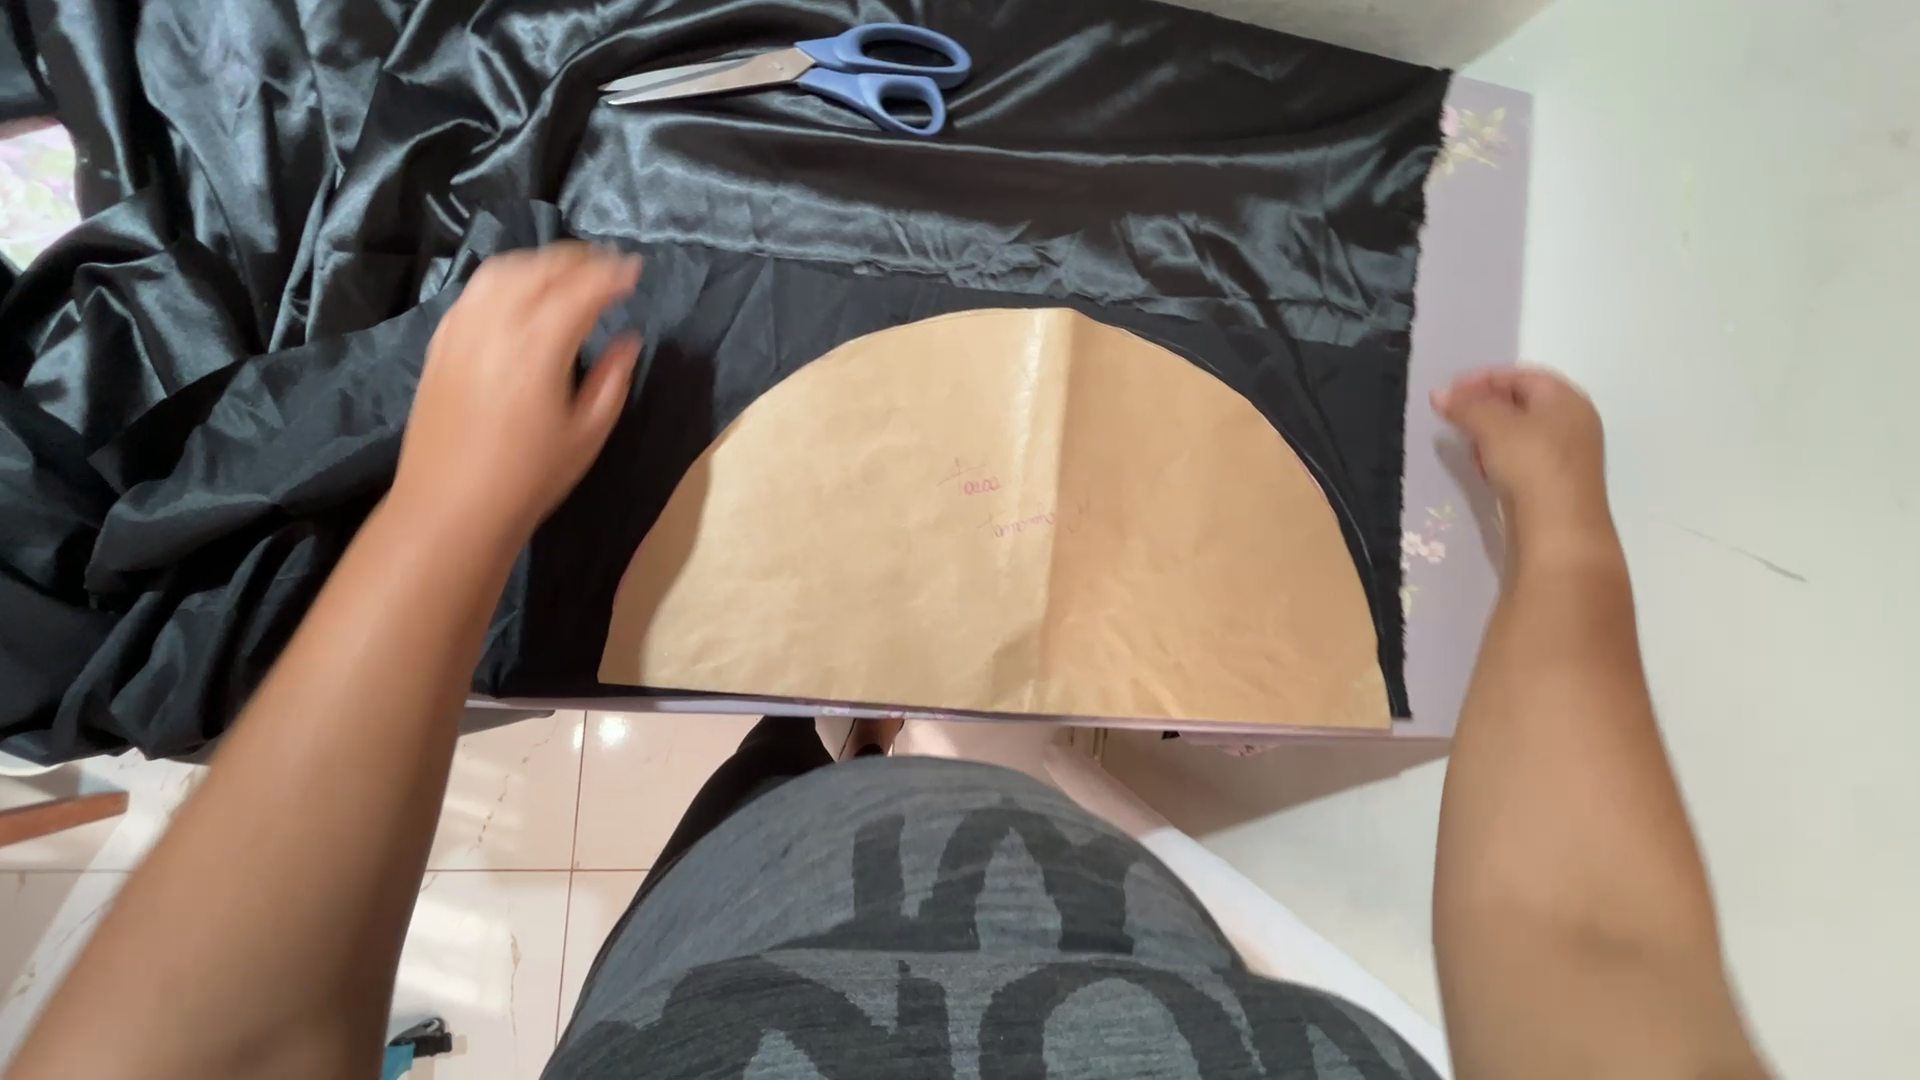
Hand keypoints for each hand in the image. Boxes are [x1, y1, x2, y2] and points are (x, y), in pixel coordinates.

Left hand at [391, 243, 641, 544]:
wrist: (452, 505)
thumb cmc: (531, 476)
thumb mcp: (589, 433)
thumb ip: (612, 379)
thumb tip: (627, 340)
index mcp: (538, 348)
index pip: (580, 291)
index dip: (611, 275)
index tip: (635, 270)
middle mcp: (495, 326)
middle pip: (538, 270)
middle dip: (577, 260)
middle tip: (609, 265)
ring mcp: (461, 331)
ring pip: (502, 273)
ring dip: (541, 262)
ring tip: (569, 271)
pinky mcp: (442, 343)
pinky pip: (476, 292)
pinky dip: (507, 279)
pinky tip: (522, 293)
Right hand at [1431, 367, 1613, 551]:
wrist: (1558, 526)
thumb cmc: (1531, 465)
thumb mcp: (1492, 428)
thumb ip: (1465, 406)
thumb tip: (1439, 393)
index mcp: (1565, 400)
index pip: (1520, 375)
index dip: (1482, 379)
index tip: (1448, 392)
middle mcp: (1572, 421)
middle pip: (1521, 402)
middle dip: (1483, 406)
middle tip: (1452, 416)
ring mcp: (1566, 452)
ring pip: (1519, 430)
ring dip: (1488, 432)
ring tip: (1465, 444)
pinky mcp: (1555, 479)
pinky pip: (1522, 455)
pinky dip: (1498, 454)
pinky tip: (1483, 469)